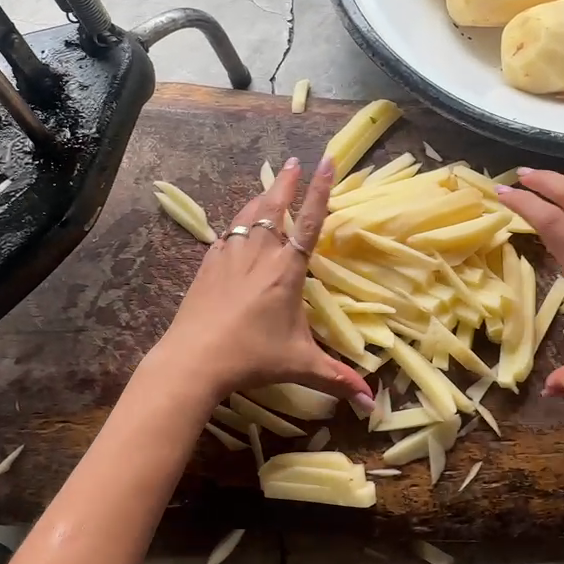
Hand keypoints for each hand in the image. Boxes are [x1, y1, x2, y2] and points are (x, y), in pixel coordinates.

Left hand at [143, 157, 374, 410]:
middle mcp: (259, 254)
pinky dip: (238, 222)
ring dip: (262, 197)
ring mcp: (230, 256)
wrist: (193, 359)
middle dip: (287, 182)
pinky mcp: (208, 265)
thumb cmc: (251, 357)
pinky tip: (238, 226)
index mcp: (286, 270)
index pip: (309, 222)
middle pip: (274, 207)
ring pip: (249, 215)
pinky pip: (227, 234)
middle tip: (293, 161)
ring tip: (270, 185)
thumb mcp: (299, 365)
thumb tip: (371, 402)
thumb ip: (336, 378)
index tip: (326, 162)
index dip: (320, 190)